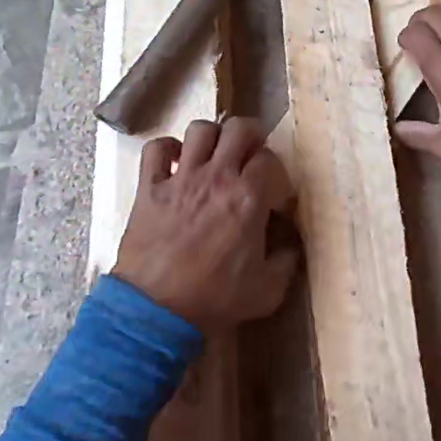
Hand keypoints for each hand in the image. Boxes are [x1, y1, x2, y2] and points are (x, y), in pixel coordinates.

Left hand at [114, 117, 298, 329]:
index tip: (273, 193)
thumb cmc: (215, 299)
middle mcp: (218, 177)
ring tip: (216, 154)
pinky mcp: (149, 188)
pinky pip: (156, 148)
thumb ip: (287, 261)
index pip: (270, 159)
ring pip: (200, 129)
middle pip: (240, 129)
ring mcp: (181, 178)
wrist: (156, 311)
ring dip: (213, 137)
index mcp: (249, 197)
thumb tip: (291, 245)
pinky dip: (168, 148)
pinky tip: (177, 162)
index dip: (276, 171)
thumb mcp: (268, 289)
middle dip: (252, 136)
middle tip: (252, 155)